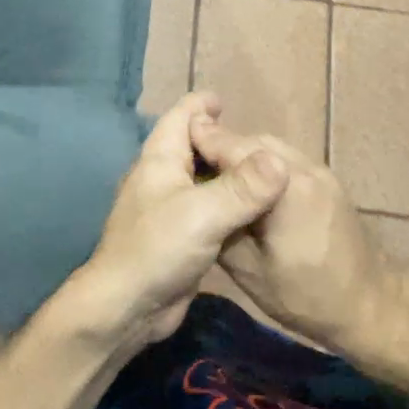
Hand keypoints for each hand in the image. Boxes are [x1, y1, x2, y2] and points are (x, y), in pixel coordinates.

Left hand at [66, 93, 289, 351]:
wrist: (127, 307)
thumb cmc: (158, 249)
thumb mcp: (203, 213)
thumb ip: (242, 187)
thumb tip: (280, 160)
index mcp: (160, 160)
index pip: (180, 118)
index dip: (202, 106)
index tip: (227, 101)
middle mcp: (161, 178)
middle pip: (191, 147)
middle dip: (219, 139)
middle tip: (257, 141)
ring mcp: (168, 209)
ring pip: (201, 180)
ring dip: (225, 174)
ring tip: (260, 172)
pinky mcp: (179, 237)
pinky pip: (206, 209)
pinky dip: (225, 203)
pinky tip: (249, 211)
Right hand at [190, 119, 408, 368]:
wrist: (373, 308)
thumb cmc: (308, 297)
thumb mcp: (250, 272)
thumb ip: (220, 227)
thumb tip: (195, 201)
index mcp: (286, 188)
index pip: (232, 148)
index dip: (200, 143)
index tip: (172, 150)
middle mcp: (304, 168)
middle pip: (250, 141)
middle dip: (218, 146)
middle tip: (188, 165)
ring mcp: (320, 171)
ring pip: (268, 147)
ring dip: (239, 154)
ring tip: (213, 176)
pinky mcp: (326, 181)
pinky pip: (284, 159)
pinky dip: (259, 163)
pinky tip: (244, 186)